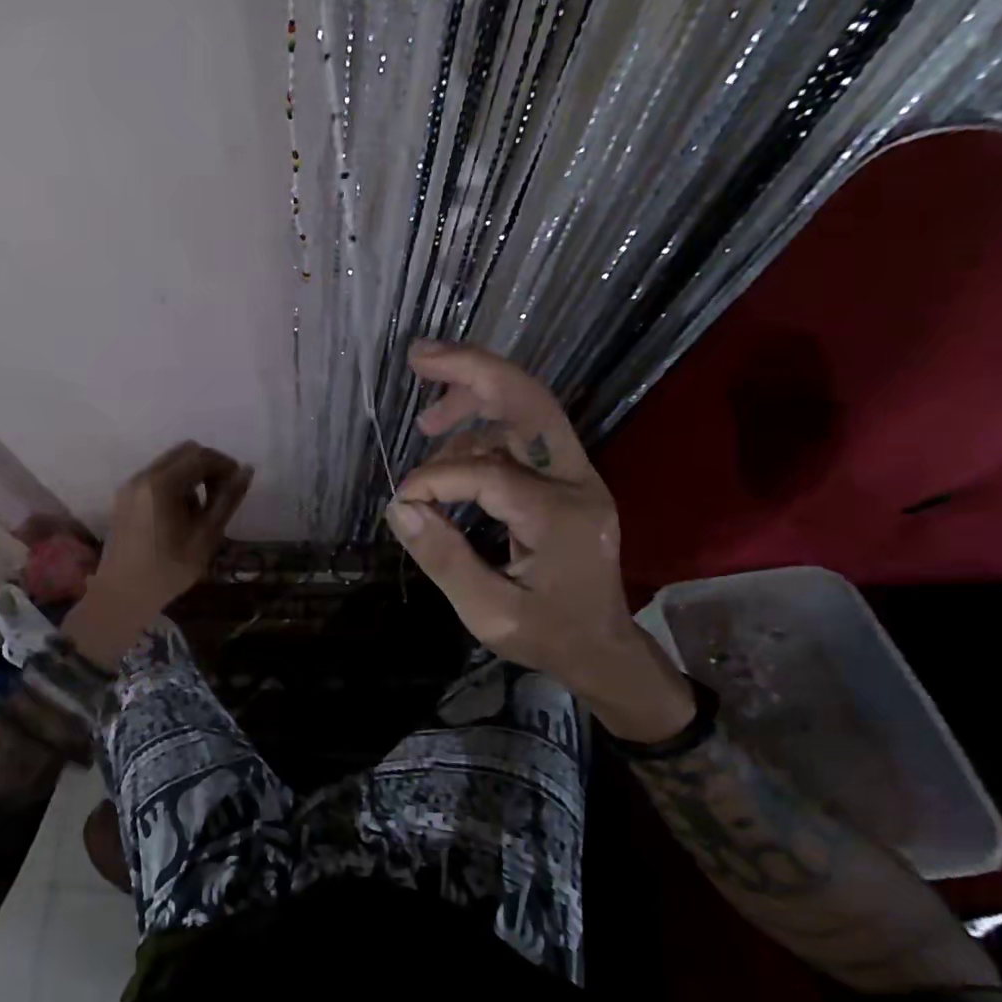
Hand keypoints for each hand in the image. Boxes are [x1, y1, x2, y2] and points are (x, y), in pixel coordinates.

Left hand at [67, 442, 251, 667]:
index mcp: (161, 484)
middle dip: (209, 467)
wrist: (121, 595)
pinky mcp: (126, 497)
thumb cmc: (168, 570)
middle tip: (222, 496)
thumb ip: (227, 500)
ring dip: (193, 476)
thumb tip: (247, 471)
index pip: (200, 456)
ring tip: (203, 510)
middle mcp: (142, 476)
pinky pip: (158, 477)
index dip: (225, 465)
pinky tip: (183, 515)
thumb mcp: (206, 536)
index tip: (238, 486)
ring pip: (171, 463)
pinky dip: (177, 485)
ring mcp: (131, 486)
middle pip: (185, 452)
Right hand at [384, 340, 692, 741]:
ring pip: (527, 409)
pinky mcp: (566, 478)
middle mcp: (578, 482)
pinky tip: (449, 445)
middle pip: (530, 403)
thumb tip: (399, 508)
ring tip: (426, 420)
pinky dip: (482, 427)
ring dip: (475, 399)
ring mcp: (577, 475)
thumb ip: (445, 559)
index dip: (434, 480)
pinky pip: (522, 434)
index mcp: (563, 517)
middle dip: (474, 370)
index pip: (487, 474)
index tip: (402, 504)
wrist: (602, 647)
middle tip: (420, 355)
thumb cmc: (548, 635)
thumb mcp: (490, 614)